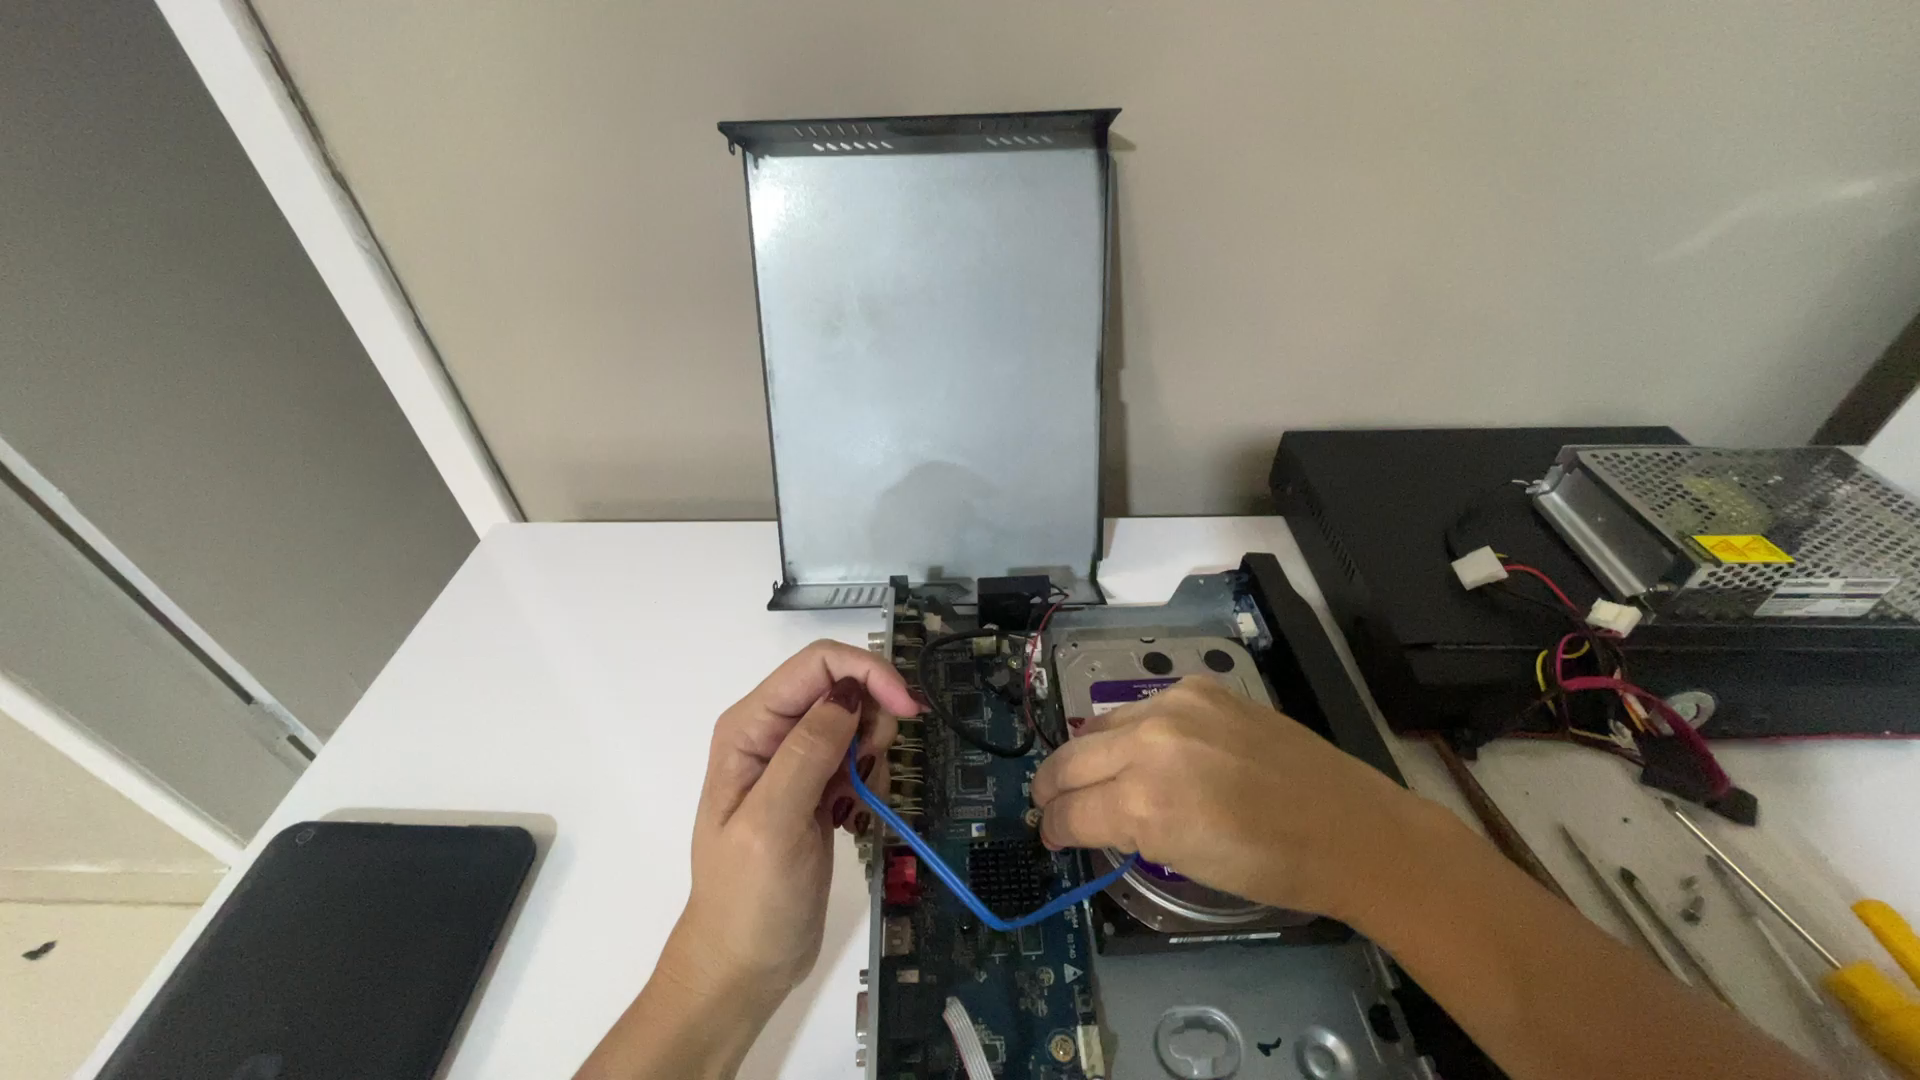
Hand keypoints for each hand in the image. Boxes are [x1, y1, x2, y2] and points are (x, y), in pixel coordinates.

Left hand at [575, 640, 917, 1079]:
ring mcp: (796, 758)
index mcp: (750, 726)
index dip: (868, 674)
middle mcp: (772, 731)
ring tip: (854, 805)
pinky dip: (870, 781)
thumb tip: (849, 694)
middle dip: (872, 720)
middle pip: (843, 685)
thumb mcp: (772, 825)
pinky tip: (852, 818)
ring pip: (858, 720)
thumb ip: (807, 752)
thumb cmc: (748, 899)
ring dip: (872, 757)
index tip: (909, 711)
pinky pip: (860, 756)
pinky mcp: (817, 785)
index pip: (817, 663)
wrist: (744, 963)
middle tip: (868, 772)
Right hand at [1030, 676, 1430, 922]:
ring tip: (1091, 774)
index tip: (1051, 835)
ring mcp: (1174, 706)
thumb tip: (1091, 817)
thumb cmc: (1271, 866)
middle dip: (1051, 788)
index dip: (1054, 828)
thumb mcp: (1183, 862)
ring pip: (1099, 725)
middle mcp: (1149, 744)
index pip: (1071, 812)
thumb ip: (1128, 830)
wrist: (1349, 827)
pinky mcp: (1199, 687)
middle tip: (1049, 803)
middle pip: (1070, 760)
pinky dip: (1130, 731)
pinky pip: (1141, 707)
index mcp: (1145, 803)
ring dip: (1086, 754)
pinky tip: (1142, 749)